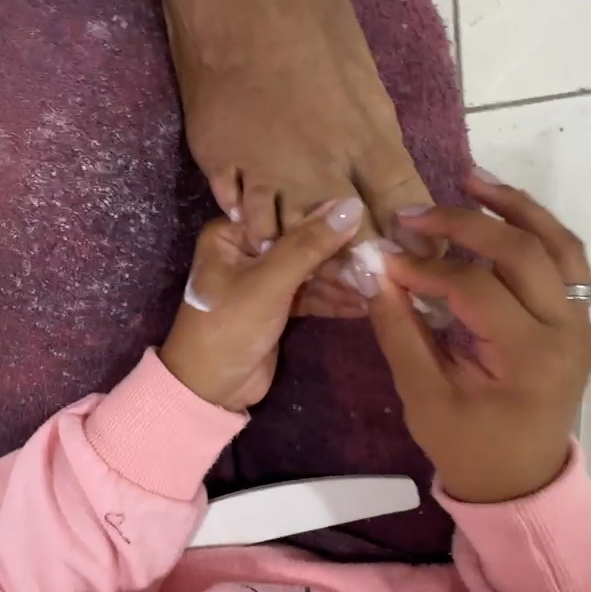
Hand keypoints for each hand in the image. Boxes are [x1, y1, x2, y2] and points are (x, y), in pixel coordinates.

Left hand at [161, 197, 366, 410]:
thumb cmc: (230, 324)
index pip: (284, 214)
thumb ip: (310, 245)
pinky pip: (309, 295)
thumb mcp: (270, 281)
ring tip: (379, 283)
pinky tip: (365, 303)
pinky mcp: (274, 307)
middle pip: (300, 244)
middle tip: (380, 258)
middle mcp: (243, 251)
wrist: (210, 386)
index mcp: (229, 235)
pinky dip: (333, 299)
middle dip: (337, 256)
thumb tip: (351, 205)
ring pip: (308, 272)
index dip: (324, 218)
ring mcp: (260, 280)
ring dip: (341, 280)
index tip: (368, 216)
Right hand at [162, 0, 435, 316]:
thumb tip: (393, 187)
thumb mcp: (364, 78)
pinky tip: (254, 243)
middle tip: (370, 297)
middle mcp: (317, 161)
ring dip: (297, 260)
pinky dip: (247, 225)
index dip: (416, 244)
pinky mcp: (218, 156)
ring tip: (309, 285)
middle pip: (343, 234)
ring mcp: (263, 163)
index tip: (427, 273)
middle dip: (360, 269)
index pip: (400, 205)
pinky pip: (235, 206)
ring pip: (283, 233)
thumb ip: (379, 139)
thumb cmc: (313, 23)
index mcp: (365, 135)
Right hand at [365, 171, 590, 503]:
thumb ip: (399, 330)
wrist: (521, 479)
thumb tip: (372, 273)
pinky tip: (499, 206)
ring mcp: (579, 319)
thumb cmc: (467, 443)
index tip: (381, 258)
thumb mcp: (422, 395)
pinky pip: (562, 257)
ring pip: (557, 243)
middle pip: (523, 252)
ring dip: (513, 207)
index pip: (474, 289)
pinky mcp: (574, 314)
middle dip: (464, 224)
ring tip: (470, 179)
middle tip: (412, 215)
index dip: (423, 268)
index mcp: (530, 356)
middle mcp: (568, 329)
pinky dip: (533, 226)